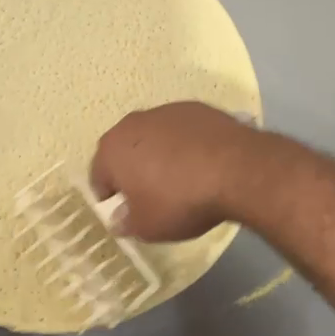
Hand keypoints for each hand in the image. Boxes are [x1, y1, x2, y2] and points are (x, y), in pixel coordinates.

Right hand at [90, 101, 263, 242]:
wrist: (236, 169)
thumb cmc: (180, 201)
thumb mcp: (148, 227)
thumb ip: (127, 222)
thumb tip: (119, 219)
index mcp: (112, 149)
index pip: (98, 174)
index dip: (107, 195)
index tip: (120, 209)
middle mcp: (133, 123)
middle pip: (125, 149)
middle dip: (132, 169)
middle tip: (148, 193)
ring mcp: (166, 111)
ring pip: (153, 136)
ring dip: (159, 153)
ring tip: (179, 178)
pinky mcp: (197, 108)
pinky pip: (182, 130)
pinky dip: (185, 144)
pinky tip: (201, 163)